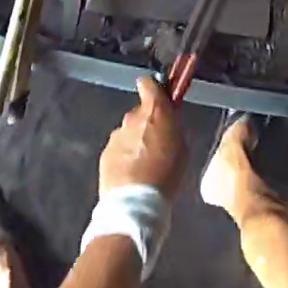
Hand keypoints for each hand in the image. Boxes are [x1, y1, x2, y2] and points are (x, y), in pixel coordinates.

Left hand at [98, 77, 188, 197]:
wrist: (136, 203)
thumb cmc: (167, 173)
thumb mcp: (183, 146)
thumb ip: (174, 127)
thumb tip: (169, 121)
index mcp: (155, 111)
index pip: (149, 83)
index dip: (154, 87)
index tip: (159, 95)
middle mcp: (133, 118)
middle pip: (140, 112)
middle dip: (147, 123)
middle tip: (157, 142)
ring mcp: (116, 136)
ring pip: (128, 132)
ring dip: (135, 142)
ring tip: (144, 164)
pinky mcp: (105, 154)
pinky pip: (118, 149)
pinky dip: (124, 157)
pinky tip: (132, 174)